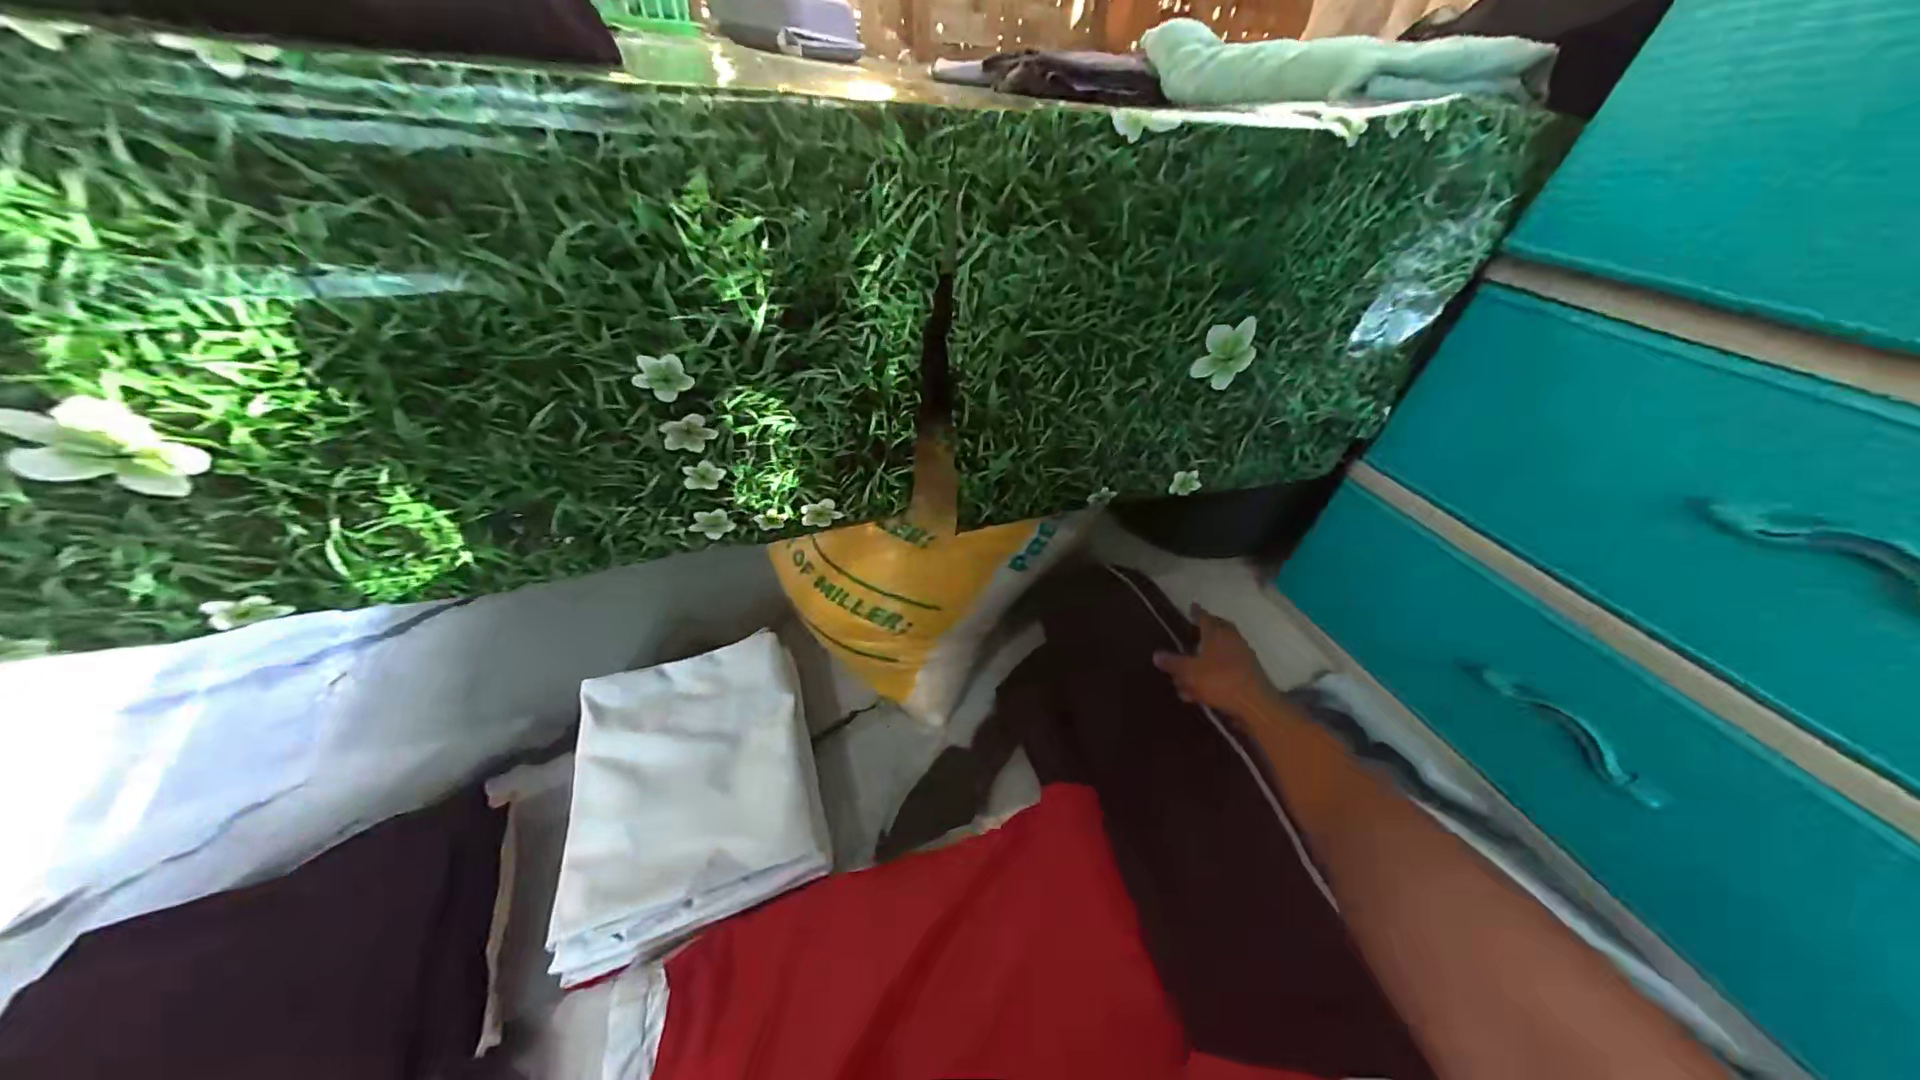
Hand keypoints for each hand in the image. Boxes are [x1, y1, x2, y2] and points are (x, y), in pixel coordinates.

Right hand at [1152, 604, 1277, 716]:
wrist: (1255, 703)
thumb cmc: (1219, 680)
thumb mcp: (1189, 672)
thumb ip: (1172, 663)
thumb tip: (1156, 654)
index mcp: (1217, 633)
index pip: (1204, 617)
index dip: (1196, 612)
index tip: (1192, 607)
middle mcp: (1232, 639)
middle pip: (1218, 629)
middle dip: (1206, 630)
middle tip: (1195, 631)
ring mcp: (1243, 655)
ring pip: (1222, 649)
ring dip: (1209, 654)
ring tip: (1196, 663)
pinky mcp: (1249, 672)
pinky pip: (1227, 666)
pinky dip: (1216, 670)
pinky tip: (1206, 684)